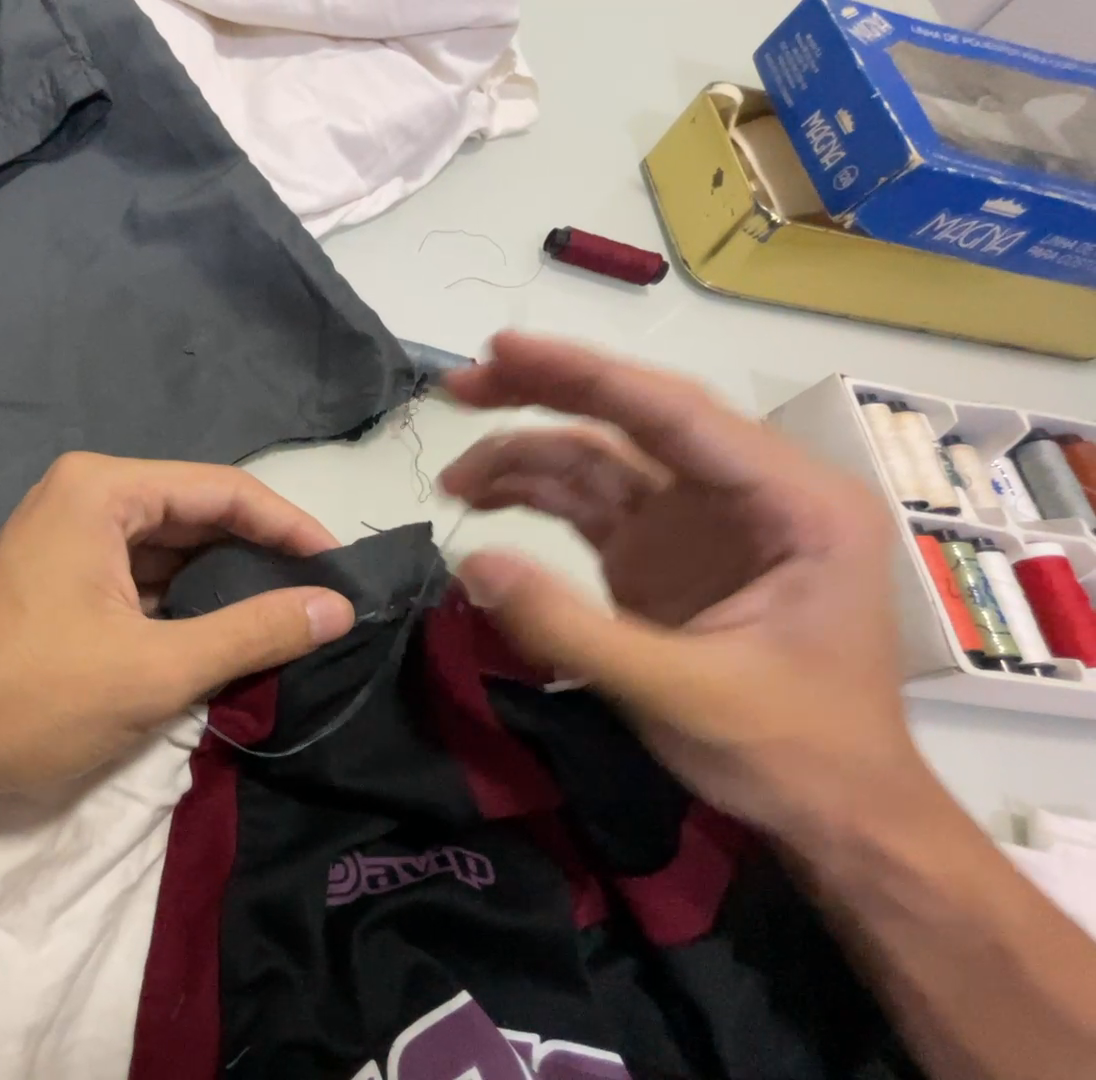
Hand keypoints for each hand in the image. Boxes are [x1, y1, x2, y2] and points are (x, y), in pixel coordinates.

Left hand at [0, 452, 356, 799]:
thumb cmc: (31, 699)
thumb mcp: (156, 669)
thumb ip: (254, 632)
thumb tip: (337, 606)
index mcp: (102, 490)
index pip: (223, 491)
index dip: (289, 528)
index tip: (342, 571)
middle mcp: (84, 496)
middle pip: (197, 515)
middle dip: (259, 557)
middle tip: (321, 602)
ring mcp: (68, 536)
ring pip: (170, 550)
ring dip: (223, 584)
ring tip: (286, 621)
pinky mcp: (61, 577)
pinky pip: (141, 578)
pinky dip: (183, 604)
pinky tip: (222, 635)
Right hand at [439, 331, 925, 837]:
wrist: (830, 810)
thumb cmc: (787, 747)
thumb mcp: (677, 691)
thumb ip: (568, 627)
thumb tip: (467, 564)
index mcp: (790, 503)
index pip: (673, 415)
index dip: (582, 376)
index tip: (501, 350)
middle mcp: (744, 494)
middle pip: (630, 421)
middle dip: (542, 397)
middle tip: (458, 390)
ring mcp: (695, 523)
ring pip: (598, 462)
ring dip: (522, 458)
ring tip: (451, 480)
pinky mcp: (657, 553)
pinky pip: (586, 506)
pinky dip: (531, 499)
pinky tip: (482, 503)